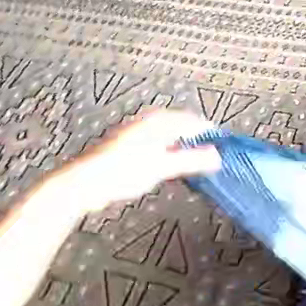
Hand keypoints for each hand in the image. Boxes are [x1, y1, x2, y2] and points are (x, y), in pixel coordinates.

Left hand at [33, 109, 220, 215]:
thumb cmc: (122, 172)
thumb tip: (217, 156)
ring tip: (193, 156)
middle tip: (210, 149)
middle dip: (195, 135)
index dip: (208, 132)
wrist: (84, 184)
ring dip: (181, 141)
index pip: (192, 120)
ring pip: (167, 132)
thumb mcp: (163, 167)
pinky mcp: (127, 146)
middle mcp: (147, 122)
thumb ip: (192, 160)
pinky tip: (168, 162)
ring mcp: (136, 132)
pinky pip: (156, 140)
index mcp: (158, 122)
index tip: (221, 142)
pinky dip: (168, 148)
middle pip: (179, 123)